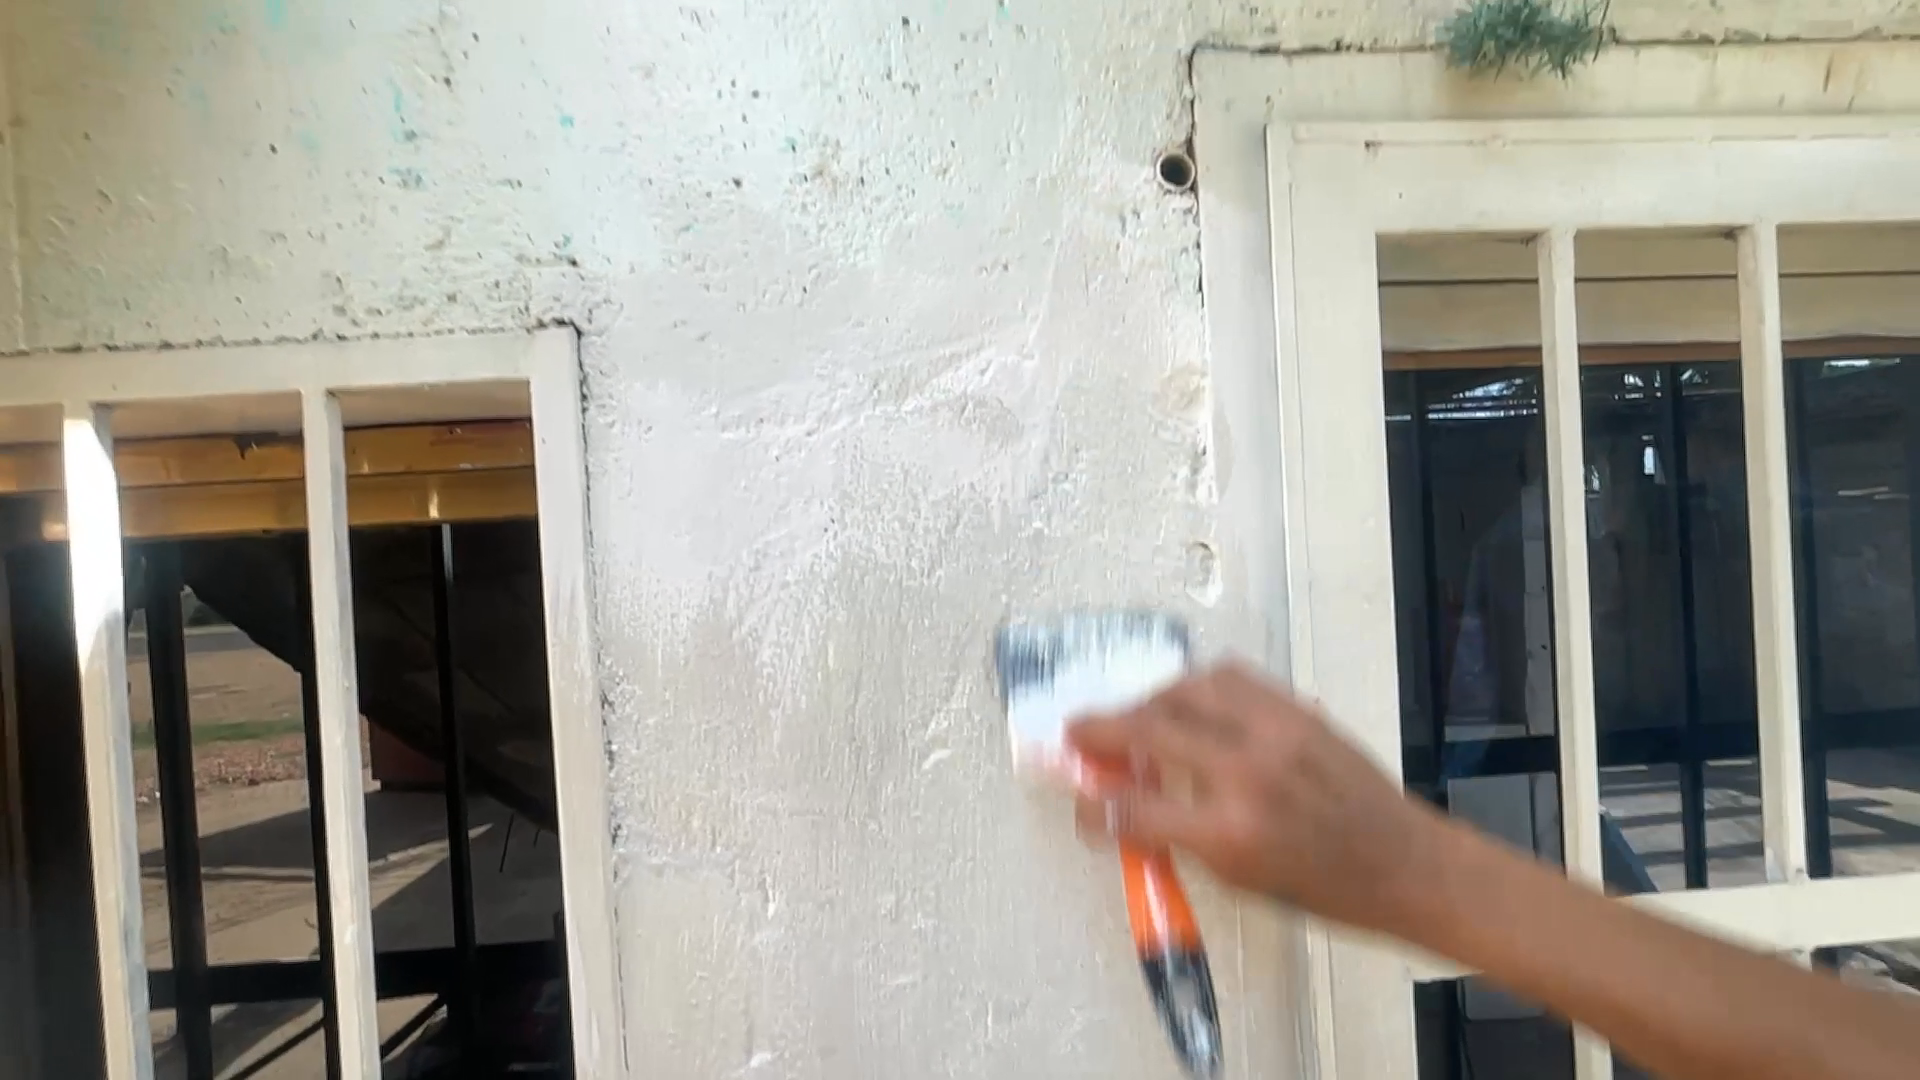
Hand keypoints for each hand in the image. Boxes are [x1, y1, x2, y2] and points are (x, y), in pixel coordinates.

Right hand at [1062, 661, 1450, 936]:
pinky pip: (1228, 675)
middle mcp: (1246, 771)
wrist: (1408, 862)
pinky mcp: (1295, 708)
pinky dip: (1195, 685)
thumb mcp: (1241, 880)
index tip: (1080, 798)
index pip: (1136, 809)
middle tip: (1078, 732)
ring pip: (1186, 687)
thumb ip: (1175, 835)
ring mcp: (1273, 730)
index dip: (1095, 805)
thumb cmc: (1323, 890)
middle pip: (1149, 727)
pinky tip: (1189, 701)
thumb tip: (1121, 804)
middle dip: (1100, 727)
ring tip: (1139, 716)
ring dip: (1148, 699)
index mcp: (1232, 833)